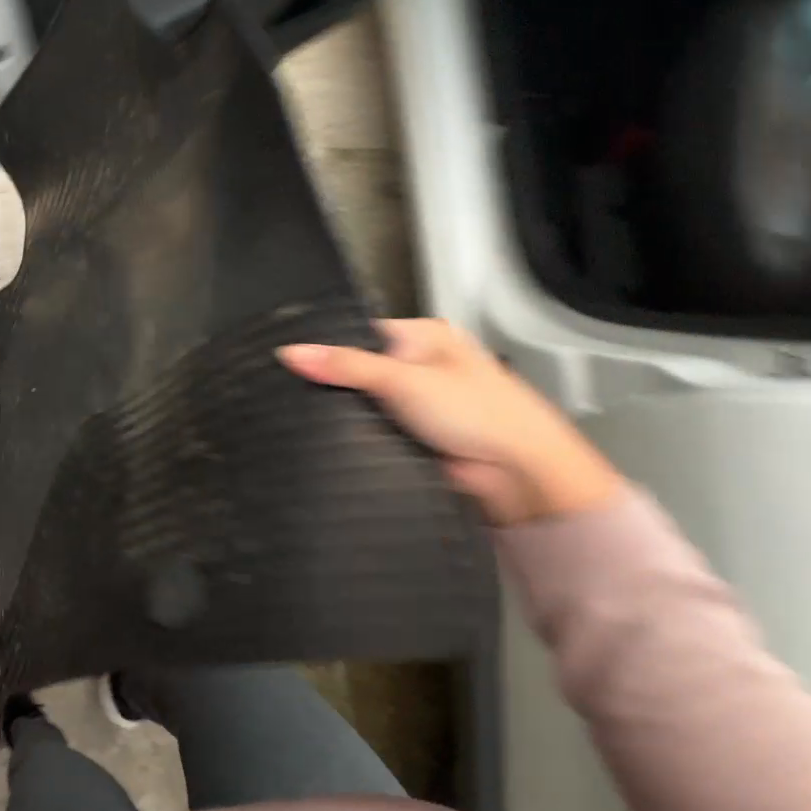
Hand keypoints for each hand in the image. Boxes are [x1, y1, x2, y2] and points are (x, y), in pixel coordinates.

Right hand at [277, 318, 623, 524]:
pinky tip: (332, 437)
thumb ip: (344, 366)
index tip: (290, 360)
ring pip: (359, 403)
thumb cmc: (483, 415)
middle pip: (355, 369)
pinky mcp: (408, 437)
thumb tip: (290, 353)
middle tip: (295, 390)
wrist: (520, 477)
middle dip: (332, 383)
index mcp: (424, 337)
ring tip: (309, 415)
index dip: (325, 347)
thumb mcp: (404, 378)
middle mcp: (419, 366)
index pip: (358, 334)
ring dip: (344, 413)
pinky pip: (367, 430)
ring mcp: (414, 403)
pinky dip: (354, 435)